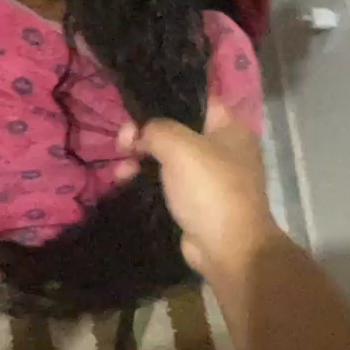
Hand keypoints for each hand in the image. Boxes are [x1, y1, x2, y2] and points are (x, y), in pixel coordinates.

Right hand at [117, 99, 281, 276]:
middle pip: (176, 131)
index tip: (135, 110)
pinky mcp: (195, 201)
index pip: (194, 101)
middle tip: (121, 143)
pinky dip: (147, 180)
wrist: (227, 248)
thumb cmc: (210, 189)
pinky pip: (166, 182)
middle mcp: (222, 148)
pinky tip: (126, 181)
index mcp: (229, 127)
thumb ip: (156, 129)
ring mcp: (209, 177)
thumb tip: (139, 133)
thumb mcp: (180, 147)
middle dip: (145, 135)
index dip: (163, 101)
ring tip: (120, 170)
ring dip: (141, 160)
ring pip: (168, 158)